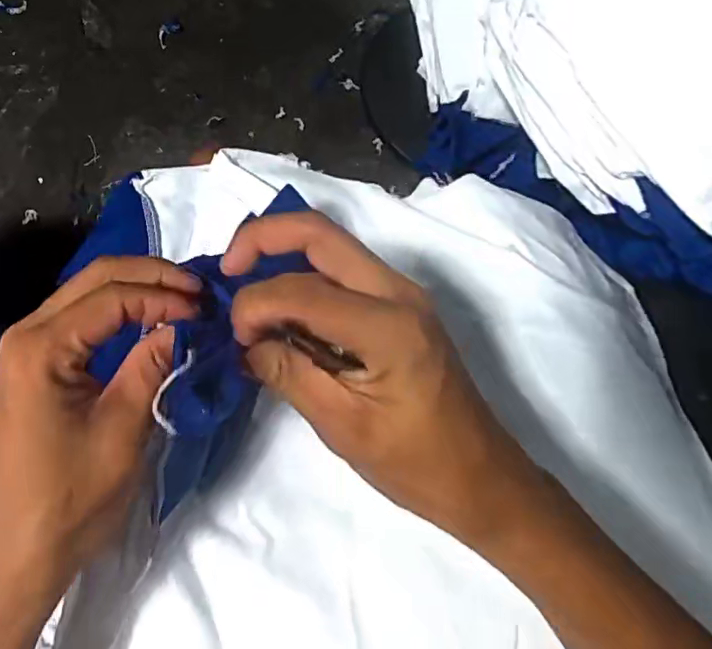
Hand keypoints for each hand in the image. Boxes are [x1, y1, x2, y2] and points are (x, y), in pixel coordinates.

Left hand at [0, 257, 199, 648]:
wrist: (13, 560)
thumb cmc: (66, 501)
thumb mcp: (120, 432)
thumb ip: (152, 366)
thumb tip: (188, 323)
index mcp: (40, 346)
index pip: (112, 296)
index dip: (164, 296)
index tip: (206, 310)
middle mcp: (27, 332)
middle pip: (96, 277)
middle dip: (152, 276)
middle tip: (198, 291)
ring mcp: (26, 347)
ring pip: (88, 291)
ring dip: (137, 288)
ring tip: (182, 299)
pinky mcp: (34, 363)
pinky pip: (80, 317)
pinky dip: (119, 310)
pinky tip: (149, 318)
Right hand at [226, 212, 711, 648]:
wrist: (484, 479)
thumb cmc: (417, 465)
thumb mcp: (343, 428)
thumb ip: (289, 372)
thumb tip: (245, 339)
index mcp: (389, 325)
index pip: (304, 288)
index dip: (256, 302)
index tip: (234, 335)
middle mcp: (398, 290)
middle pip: (320, 232)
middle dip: (263, 238)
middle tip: (227, 270)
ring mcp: (401, 290)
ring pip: (331, 242)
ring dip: (282, 251)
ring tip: (245, 285)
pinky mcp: (399, 301)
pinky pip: (342, 267)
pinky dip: (303, 272)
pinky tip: (281, 303)